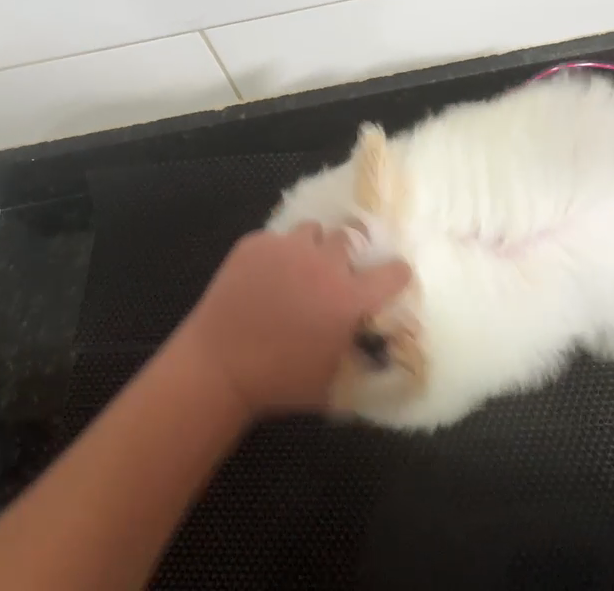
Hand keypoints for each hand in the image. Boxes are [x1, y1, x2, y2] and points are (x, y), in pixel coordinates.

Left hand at [173, 222, 411, 416]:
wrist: (218, 368)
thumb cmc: (281, 382)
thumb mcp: (336, 383)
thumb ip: (366, 361)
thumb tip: (387, 353)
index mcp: (349, 298)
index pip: (393, 272)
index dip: (395, 274)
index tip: (391, 278)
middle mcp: (323, 264)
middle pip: (351, 237)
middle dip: (349, 254)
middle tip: (337, 272)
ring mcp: (286, 249)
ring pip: (313, 231)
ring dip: (314, 247)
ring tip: (299, 269)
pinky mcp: (255, 244)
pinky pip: (277, 238)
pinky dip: (277, 253)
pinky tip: (265, 278)